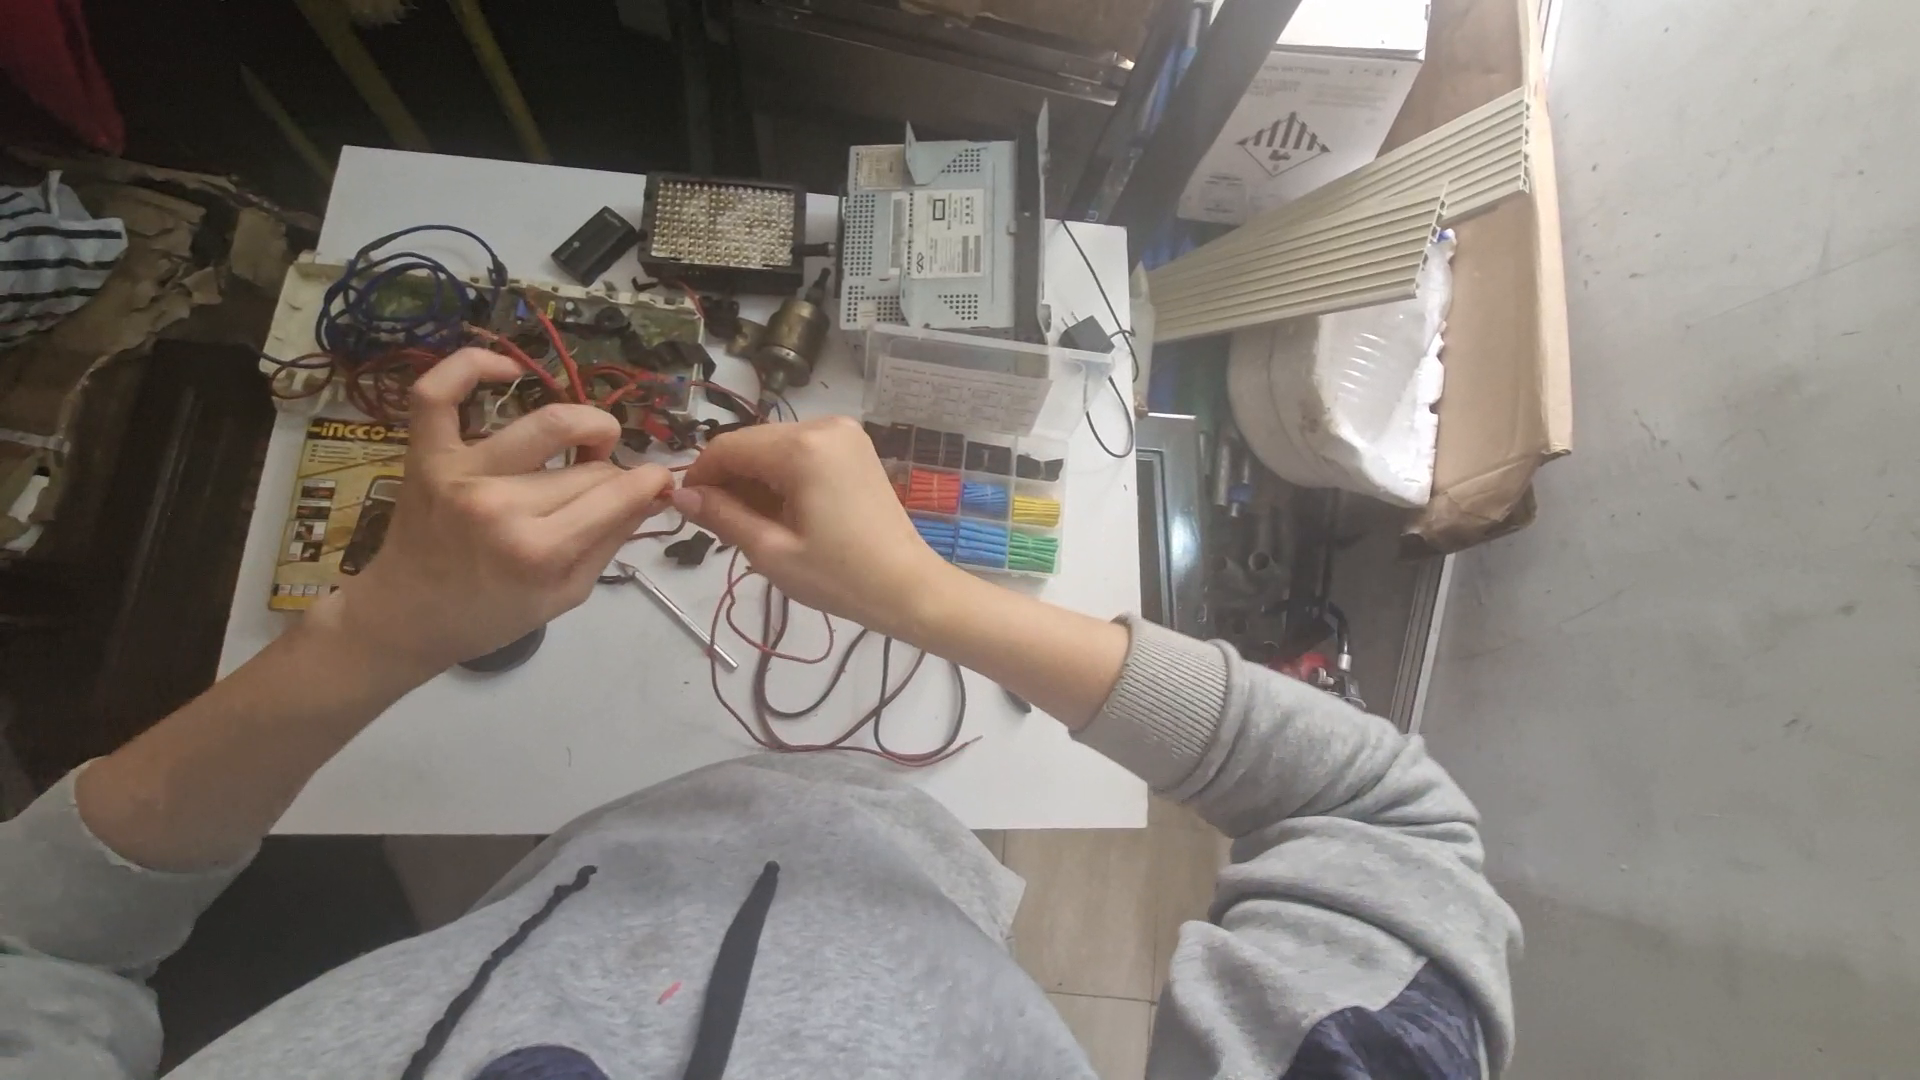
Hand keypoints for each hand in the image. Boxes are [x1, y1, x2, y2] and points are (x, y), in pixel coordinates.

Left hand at [312, 347, 673, 677]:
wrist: (406, 617)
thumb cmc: (494, 615)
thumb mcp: (569, 593)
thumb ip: (612, 540)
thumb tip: (653, 493)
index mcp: (539, 549)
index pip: (617, 493)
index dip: (651, 481)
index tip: (660, 481)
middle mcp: (499, 504)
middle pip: (589, 465)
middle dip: (615, 472)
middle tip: (609, 487)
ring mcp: (459, 473)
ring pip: (546, 425)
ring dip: (585, 424)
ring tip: (589, 440)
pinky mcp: (425, 454)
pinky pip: (437, 394)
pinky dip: (470, 367)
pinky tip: (510, 369)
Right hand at [672, 416, 961, 638]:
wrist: (909, 588)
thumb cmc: (840, 577)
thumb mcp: (771, 552)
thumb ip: (722, 516)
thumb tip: (680, 496)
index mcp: (803, 447)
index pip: (728, 447)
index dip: (700, 476)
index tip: (688, 511)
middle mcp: (825, 425)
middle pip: (753, 444)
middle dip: (731, 481)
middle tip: (725, 529)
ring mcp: (846, 434)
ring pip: (775, 448)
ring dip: (757, 481)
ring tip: (758, 527)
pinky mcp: (856, 449)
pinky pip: (803, 454)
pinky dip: (784, 479)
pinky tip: (785, 514)